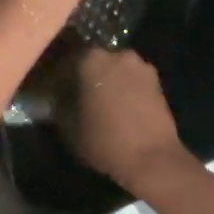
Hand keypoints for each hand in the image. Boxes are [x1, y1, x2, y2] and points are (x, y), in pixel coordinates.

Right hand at [63, 47, 192, 187]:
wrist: (152, 159)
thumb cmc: (105, 140)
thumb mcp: (68, 127)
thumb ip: (59, 106)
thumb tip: (56, 98)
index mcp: (91, 59)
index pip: (67, 59)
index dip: (59, 76)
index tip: (55, 91)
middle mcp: (118, 55)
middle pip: (95, 61)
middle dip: (86, 76)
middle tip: (78, 96)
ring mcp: (142, 67)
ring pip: (116, 70)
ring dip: (108, 82)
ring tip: (101, 104)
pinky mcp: (158, 83)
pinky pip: (133, 82)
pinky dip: (125, 90)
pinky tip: (119, 109)